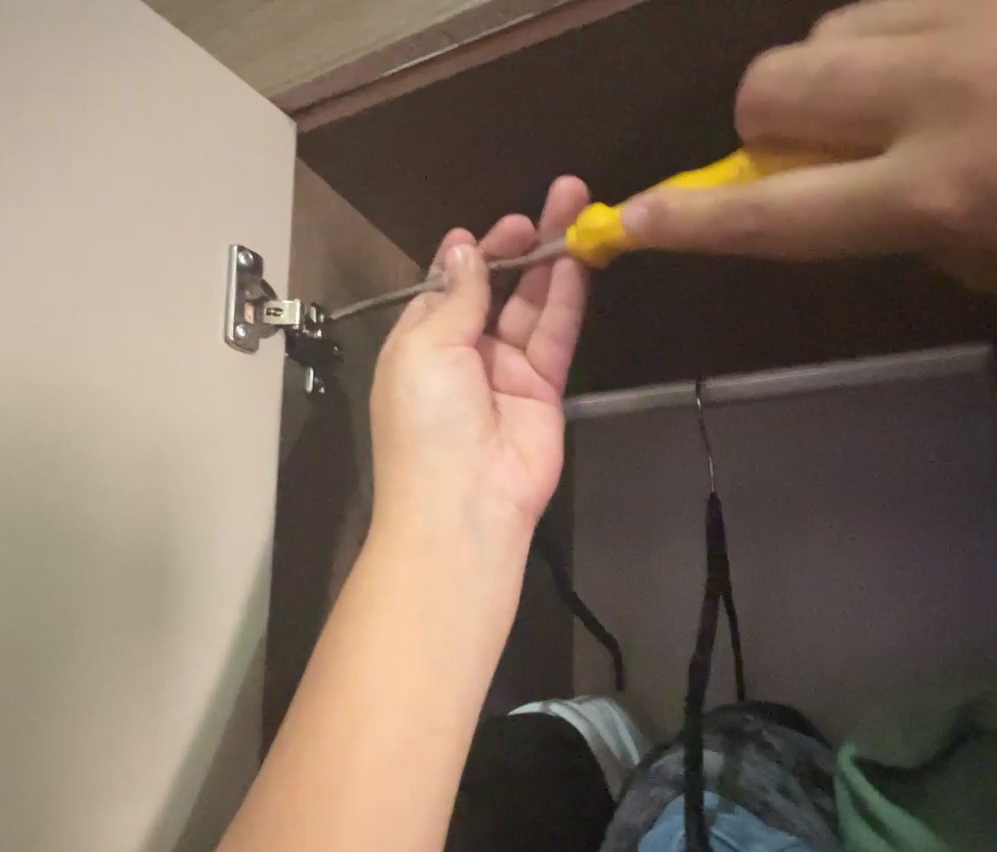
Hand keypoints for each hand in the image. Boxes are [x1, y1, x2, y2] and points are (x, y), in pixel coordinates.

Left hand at [369, 177, 590, 553]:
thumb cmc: (426, 422)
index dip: (468, 257)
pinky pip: (555, 334)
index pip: (445, 289)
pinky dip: (566, 296)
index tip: (490, 227)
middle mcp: (461, 356)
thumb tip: (461, 249)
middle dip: (517, 246)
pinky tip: (578, 257)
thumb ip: (453, 297)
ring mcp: (504, 373)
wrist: (464, 504)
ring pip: (531, 306)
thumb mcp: (424, 348)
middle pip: (494, 290)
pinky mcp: (544, 389)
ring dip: (550, 260)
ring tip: (574, 207)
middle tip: (550, 203)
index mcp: (418, 346)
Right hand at [621, 0, 996, 310]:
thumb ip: (898, 224)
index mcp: (933, 195)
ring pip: (842, 18)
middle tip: (813, 148)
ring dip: (840, 66)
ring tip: (905, 91)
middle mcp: (942, 87)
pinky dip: (920, 24)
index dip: (686, 221)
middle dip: (766, 121)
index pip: (763, 212)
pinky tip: (983, 45)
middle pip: (775, 79)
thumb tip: (849, 187)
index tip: (632, 223)